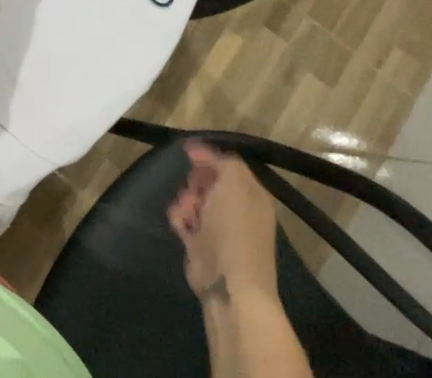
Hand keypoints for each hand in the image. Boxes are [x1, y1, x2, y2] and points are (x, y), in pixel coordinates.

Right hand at [167, 141, 279, 303]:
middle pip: (207, 181)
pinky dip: (180, 219)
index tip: (187, 153)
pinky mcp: (200, 242)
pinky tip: (182, 227)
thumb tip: (201, 150)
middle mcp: (237, 209)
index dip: (208, 158)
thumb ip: (223, 162)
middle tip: (194, 190)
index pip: (228, 166)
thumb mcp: (235, 186)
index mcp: (251, 196)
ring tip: (187, 214)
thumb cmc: (235, 230)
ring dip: (185, 202)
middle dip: (195, 182)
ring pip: (192, 199)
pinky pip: (184, 219)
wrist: (228, 281)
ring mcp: (219, 227)